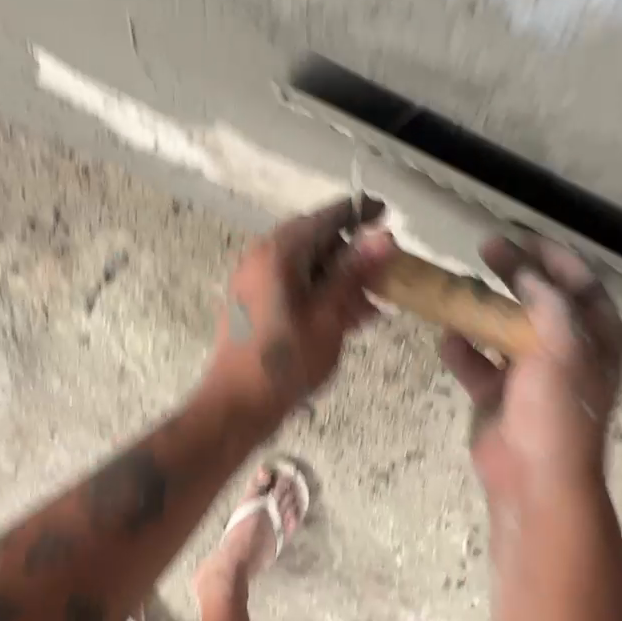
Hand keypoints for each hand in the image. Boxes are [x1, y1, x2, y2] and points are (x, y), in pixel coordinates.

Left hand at [205, 197, 396, 423]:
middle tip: (382, 277)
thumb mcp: (328, 318)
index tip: (386, 215)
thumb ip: (354, 274)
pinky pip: (292, 289)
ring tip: (370, 308)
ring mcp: (253, 284)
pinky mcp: (252, 308)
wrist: (236, 407)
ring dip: (338, 281)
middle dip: (351, 257)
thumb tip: (383, 237)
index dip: (358, 213)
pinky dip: (319, 297)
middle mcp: (260, 259)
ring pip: (304, 269)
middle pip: (314, 242)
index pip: (325, 218)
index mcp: (277, 253)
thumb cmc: (284, 364)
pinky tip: (344, 321)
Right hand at [439, 236, 621, 507]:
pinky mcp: (499, 397)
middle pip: (539, 301)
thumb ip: (547, 302)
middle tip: (486, 249)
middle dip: (514, 274)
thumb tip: (528, 272)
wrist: (534, 478)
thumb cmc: (557, 412)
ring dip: (483, 311)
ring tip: (459, 289)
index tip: (521, 235)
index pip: (580, 282)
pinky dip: (462, 352)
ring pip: (504, 331)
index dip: (553, 256)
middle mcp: (566, 351)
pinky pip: (477, 365)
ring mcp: (531, 375)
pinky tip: (446, 338)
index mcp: (597, 338)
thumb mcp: (561, 347)